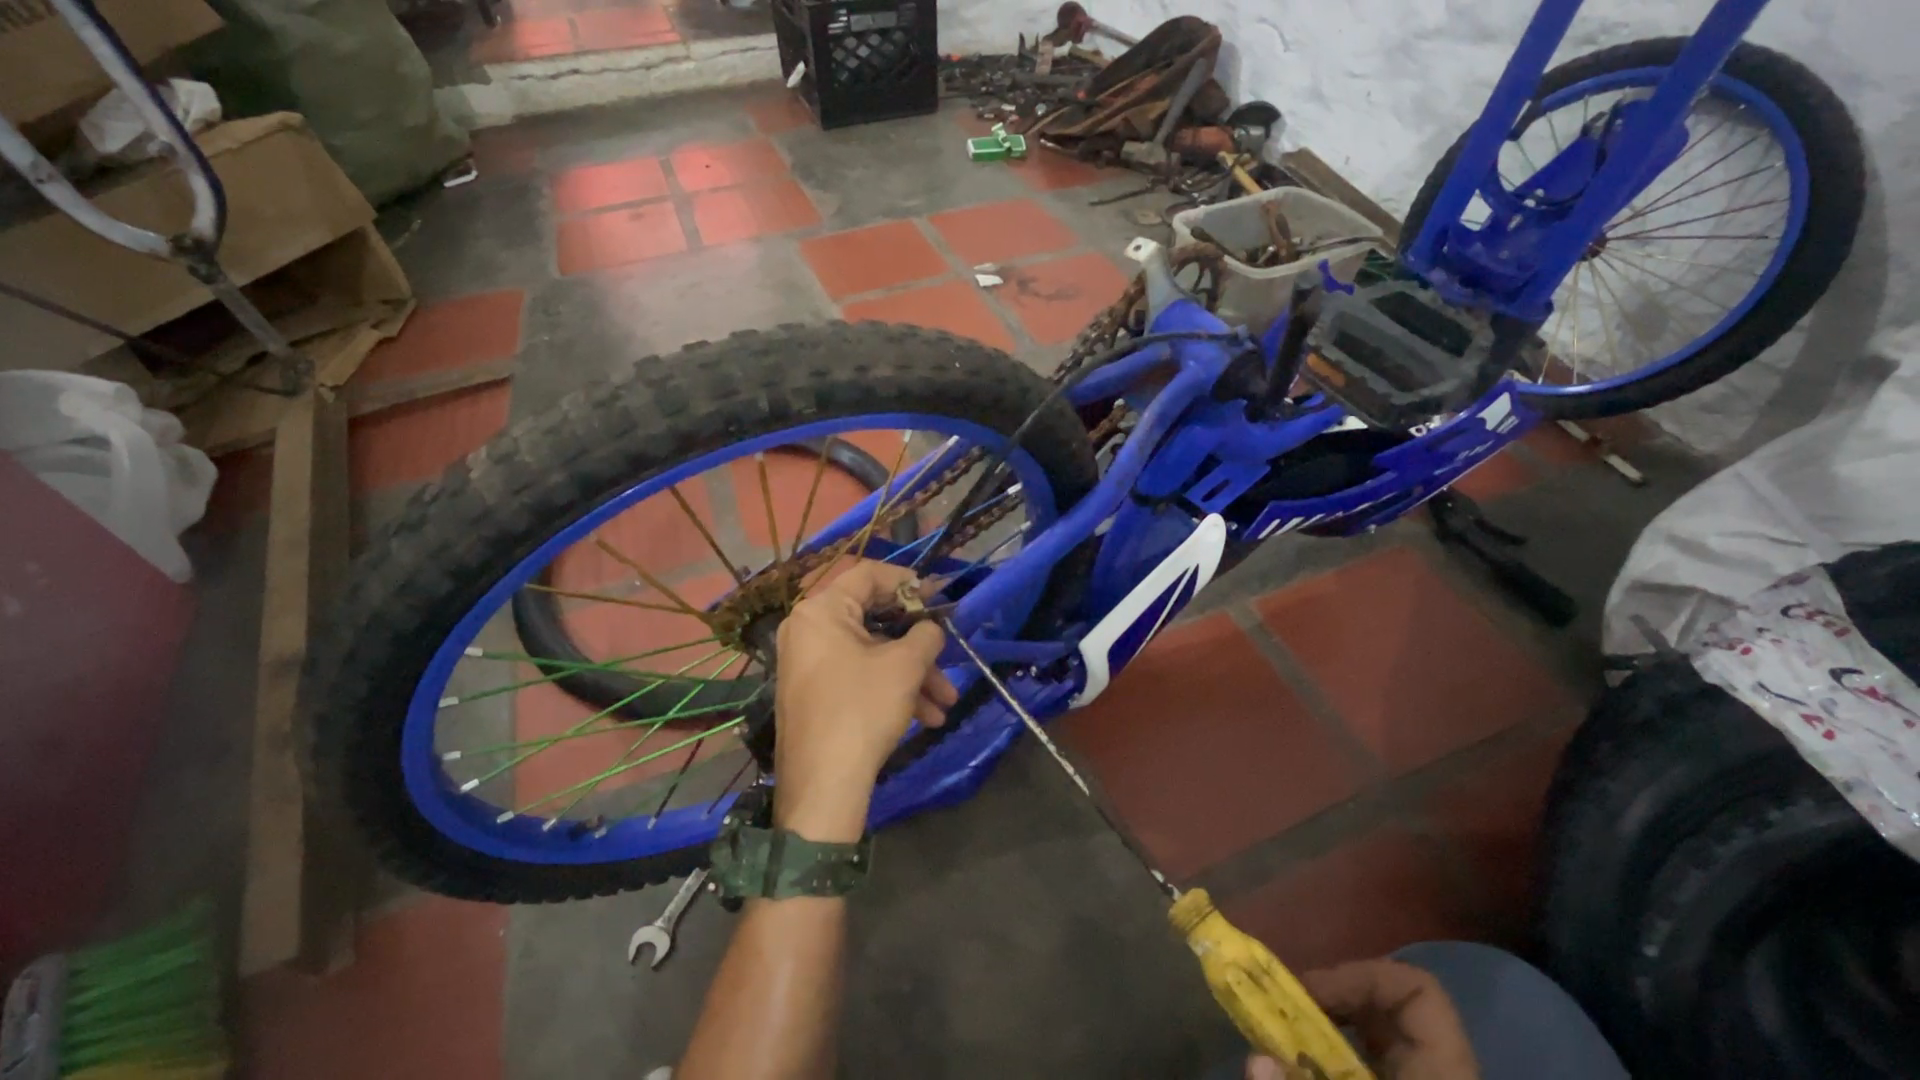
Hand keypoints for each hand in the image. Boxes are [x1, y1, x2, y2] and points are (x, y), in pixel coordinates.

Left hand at [772, 561, 958, 842]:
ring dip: (913, 675)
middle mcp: (808, 631)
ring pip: (872, 656)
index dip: (906, 581)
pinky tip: (927, 718)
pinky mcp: (815, 694)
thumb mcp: (904, 666)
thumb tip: (931, 628)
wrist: (823, 782)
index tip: (937, 595)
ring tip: (946, 702)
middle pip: (873, 621)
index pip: (867, 575)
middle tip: (948, 652)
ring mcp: (809, 664)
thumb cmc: (862, 708)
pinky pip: (858, 678)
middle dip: (918, 644)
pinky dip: (891, 691)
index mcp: (821, 611)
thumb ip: (925, 634)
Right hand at [1261, 960, 1477, 1079]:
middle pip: (1385, 1004)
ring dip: (1322, 1022)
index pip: (1418, 989)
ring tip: (1280, 1028)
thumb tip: (1254, 1061)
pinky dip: (1326, 1051)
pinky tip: (1296, 1061)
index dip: (1362, 976)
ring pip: (1370, 1034)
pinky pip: (1363, 1061)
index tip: (1307, 992)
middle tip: (1281, 1006)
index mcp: (1444, 1069)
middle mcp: (1433, 1068)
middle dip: (1329, 996)